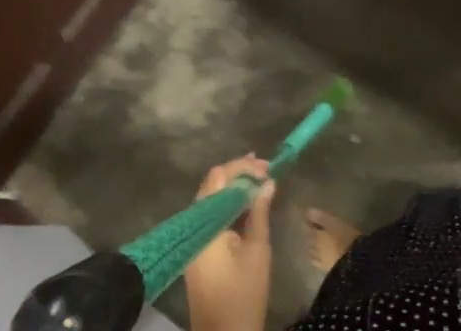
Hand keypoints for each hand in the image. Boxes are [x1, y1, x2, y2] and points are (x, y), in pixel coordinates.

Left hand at [184, 154, 274, 330]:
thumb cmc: (243, 295)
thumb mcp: (257, 251)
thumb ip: (259, 212)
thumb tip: (267, 182)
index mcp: (204, 223)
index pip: (218, 178)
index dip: (243, 167)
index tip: (268, 166)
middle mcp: (193, 224)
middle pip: (212, 185)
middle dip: (238, 172)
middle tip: (266, 169)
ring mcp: (192, 236)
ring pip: (210, 198)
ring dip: (233, 186)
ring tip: (259, 177)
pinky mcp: (197, 247)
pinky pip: (210, 213)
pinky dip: (227, 203)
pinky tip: (245, 200)